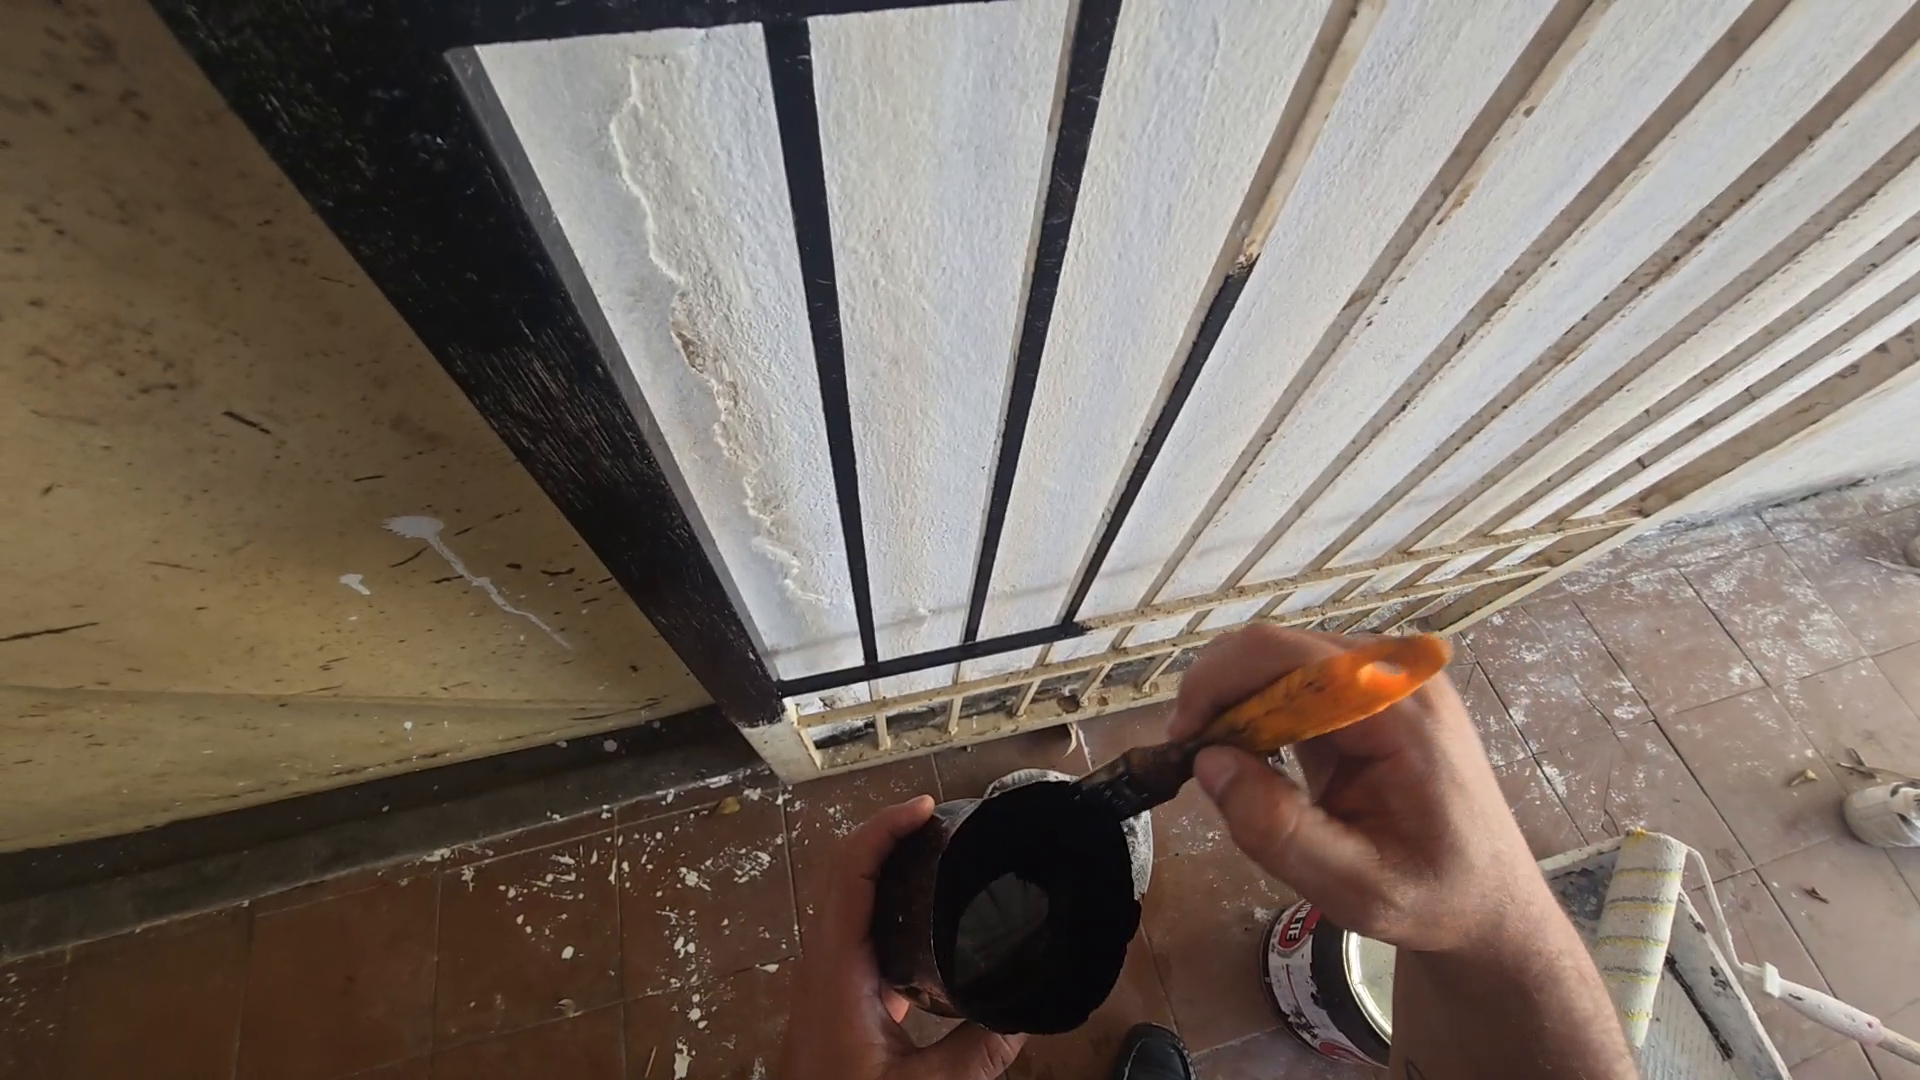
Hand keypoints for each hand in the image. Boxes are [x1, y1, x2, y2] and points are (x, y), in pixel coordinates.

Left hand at [778, 796, 1026, 1079]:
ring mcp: (827, 969)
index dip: (884, 828)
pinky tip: (924, 902)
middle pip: (844, 867)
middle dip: (886, 831)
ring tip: (934, 845)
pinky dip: (886, 891)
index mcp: (836, 967)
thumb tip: (1027, 1013)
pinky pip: (857, 918)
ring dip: (883, 856)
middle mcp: (824, 956)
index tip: (925, 808)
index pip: (850, 871)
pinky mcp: (838, 985)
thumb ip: (977, 1053)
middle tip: (937, 819)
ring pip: (847, 890)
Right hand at [1170, 625, 1552, 954]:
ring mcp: (1381, 675)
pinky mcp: (1366, 687)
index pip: (1284, 656)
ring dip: (1232, 700)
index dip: (1217, 683)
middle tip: (1194, 754)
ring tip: (1225, 761)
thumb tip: (1208, 761)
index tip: (1183, 740)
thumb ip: (1280, 830)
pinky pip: (1290, 675)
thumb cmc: (1434, 898)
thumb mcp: (1356, 889)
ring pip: (1274, 656)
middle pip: (1273, 646)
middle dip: (1217, 692)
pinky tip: (1254, 749)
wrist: (1490, 900)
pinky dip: (1254, 705)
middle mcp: (1392, 673)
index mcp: (1401, 710)